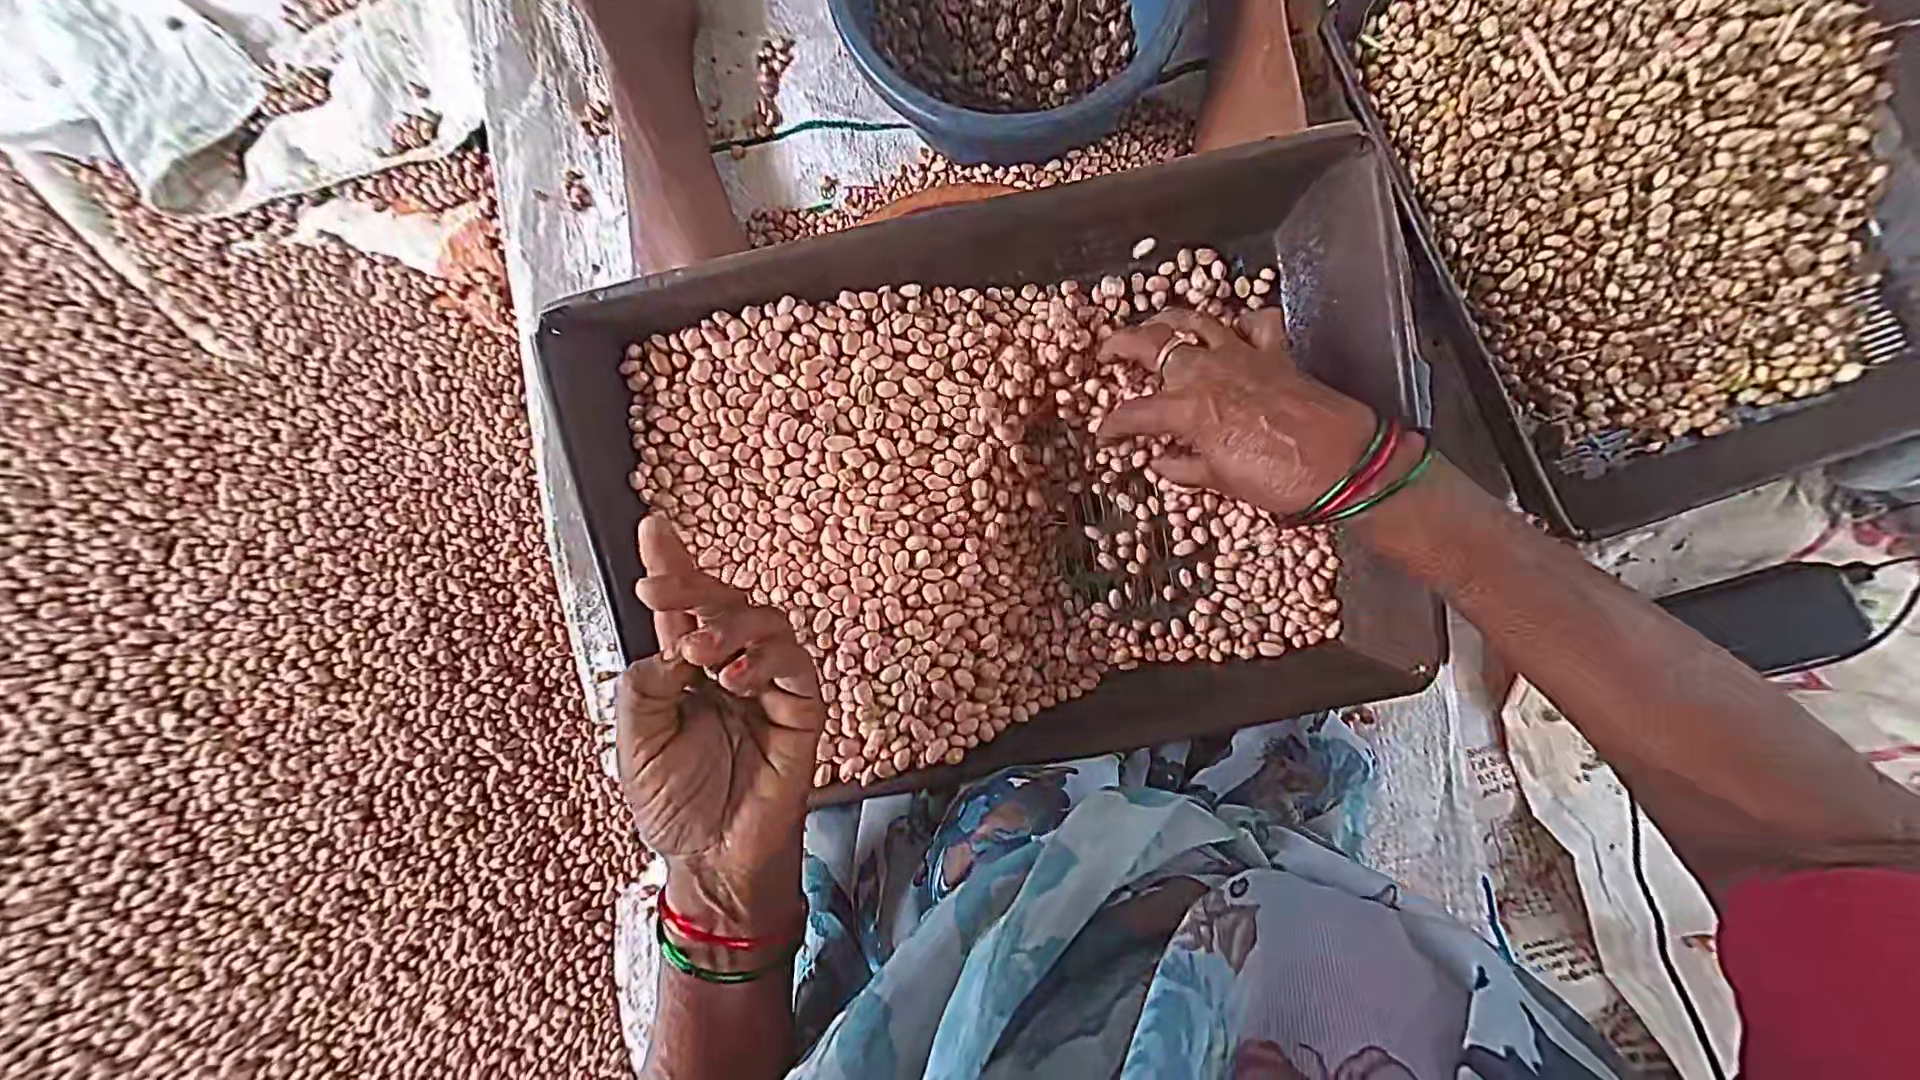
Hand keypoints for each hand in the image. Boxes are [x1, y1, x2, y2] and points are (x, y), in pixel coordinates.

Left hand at [617, 516, 822, 937]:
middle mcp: (732, 665)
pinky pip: (794, 662)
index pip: (685, 607)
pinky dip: (765, 659)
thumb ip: (649, 682)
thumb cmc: (676, 801)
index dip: (674, 565)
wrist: (714, 858)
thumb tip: (678, 638)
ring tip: (699, 651)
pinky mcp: (802, 703)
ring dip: (731, 624)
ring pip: (765, 622)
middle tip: (662, 590)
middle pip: (726, 602)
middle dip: (695, 588)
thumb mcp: (638, 740)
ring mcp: (771, 682)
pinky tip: (735, 678)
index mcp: (690, 669)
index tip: (654, 527)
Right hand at [1095, 309, 1380, 516]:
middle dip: (1122, 345)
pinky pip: (1255, 324)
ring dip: (1170, 320)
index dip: (1112, 425)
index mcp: (1188, 408)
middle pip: (1153, 344)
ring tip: (1155, 324)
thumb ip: (1183, 468)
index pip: (1134, 412)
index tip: (1105, 435)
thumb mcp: (1220, 481)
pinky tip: (1233, 330)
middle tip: (1108, 352)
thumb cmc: (1277, 479)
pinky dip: (1241, 323)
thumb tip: (1159, 462)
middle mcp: (1208, 373)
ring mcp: (1243, 356)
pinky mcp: (1275, 354)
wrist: (1344, 465)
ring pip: (1196, 321)